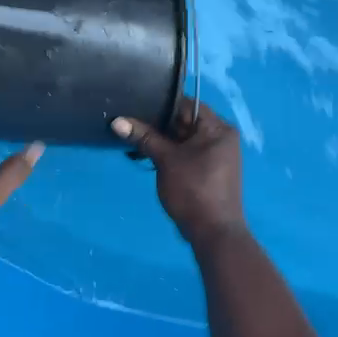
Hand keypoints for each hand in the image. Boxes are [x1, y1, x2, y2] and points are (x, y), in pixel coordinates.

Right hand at [111, 101, 244, 244]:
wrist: (212, 232)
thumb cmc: (193, 190)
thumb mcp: (166, 160)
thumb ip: (144, 137)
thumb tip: (117, 121)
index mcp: (218, 129)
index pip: (187, 104)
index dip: (161, 105)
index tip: (135, 107)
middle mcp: (220, 137)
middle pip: (184, 121)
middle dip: (156, 125)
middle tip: (129, 124)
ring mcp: (215, 155)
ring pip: (182, 139)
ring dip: (159, 141)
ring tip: (132, 141)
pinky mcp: (206, 170)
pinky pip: (185, 153)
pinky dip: (167, 153)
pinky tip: (144, 157)